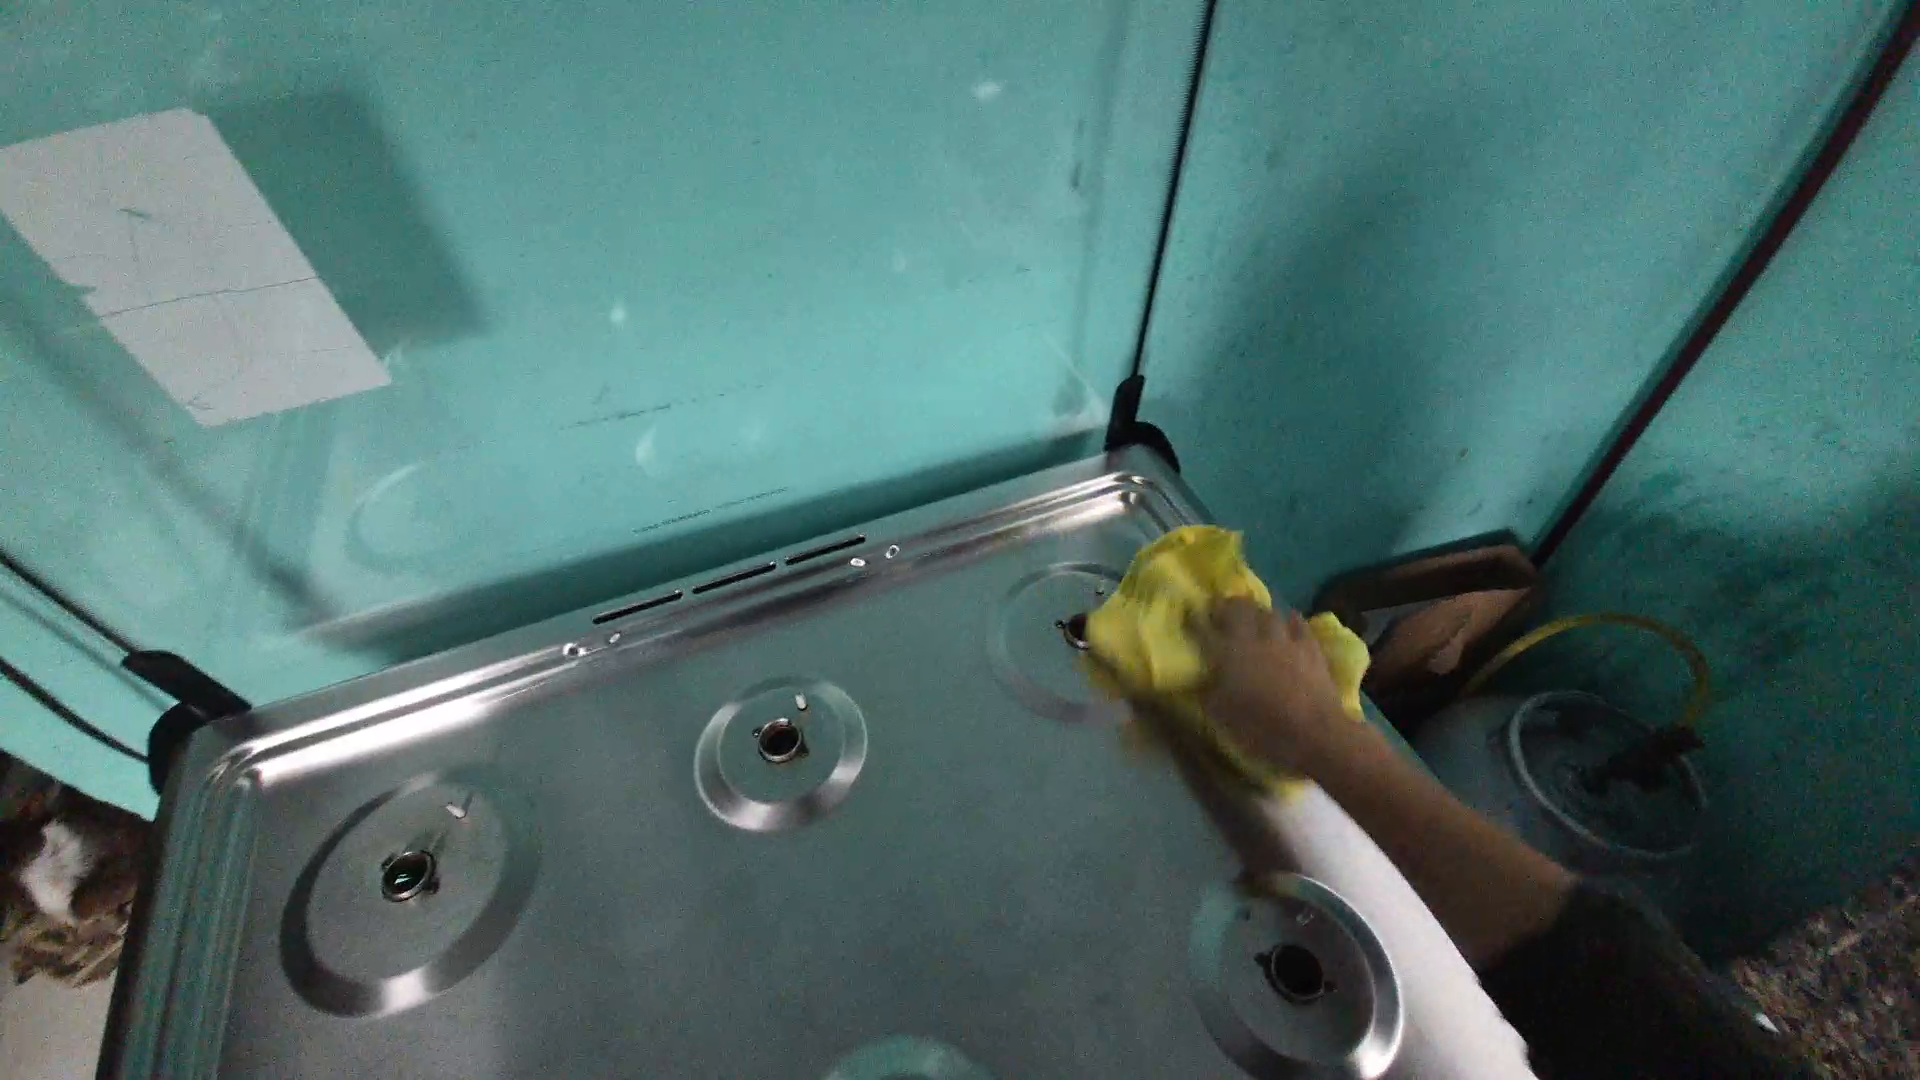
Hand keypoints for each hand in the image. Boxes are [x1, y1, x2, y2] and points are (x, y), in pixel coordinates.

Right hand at [1195, 598, 1356, 776]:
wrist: (1315, 735)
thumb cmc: (1262, 728)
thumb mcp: (1221, 716)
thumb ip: (1208, 691)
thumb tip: (1201, 680)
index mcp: (1229, 654)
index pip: (1206, 628)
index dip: (1197, 619)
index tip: (1192, 615)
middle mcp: (1255, 639)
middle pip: (1241, 609)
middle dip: (1229, 607)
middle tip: (1223, 613)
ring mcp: (1286, 641)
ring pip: (1270, 613)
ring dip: (1259, 613)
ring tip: (1254, 618)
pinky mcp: (1311, 649)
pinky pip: (1298, 624)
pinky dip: (1289, 620)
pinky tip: (1287, 623)